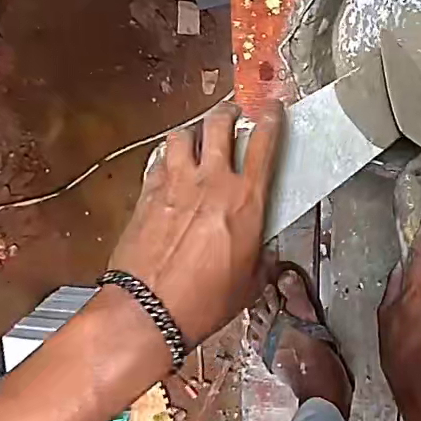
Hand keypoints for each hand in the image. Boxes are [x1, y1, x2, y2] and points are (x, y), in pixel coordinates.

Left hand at [108, 101, 282, 346]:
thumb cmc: (204, 300)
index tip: (273, 109)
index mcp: (246, 199)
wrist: (147, 311)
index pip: (264, 143)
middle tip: (232, 112)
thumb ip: (260, 255)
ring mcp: (176, 184)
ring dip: (194, 132)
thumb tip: (262, 253)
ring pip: (184, 135)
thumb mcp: (250, 279)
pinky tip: (172, 167)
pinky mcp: (147, 195)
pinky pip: (159, 161)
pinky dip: (169, 158)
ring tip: (198, 137)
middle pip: (220, 124)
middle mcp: (212, 181)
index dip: (272, 119)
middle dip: (228, 112)